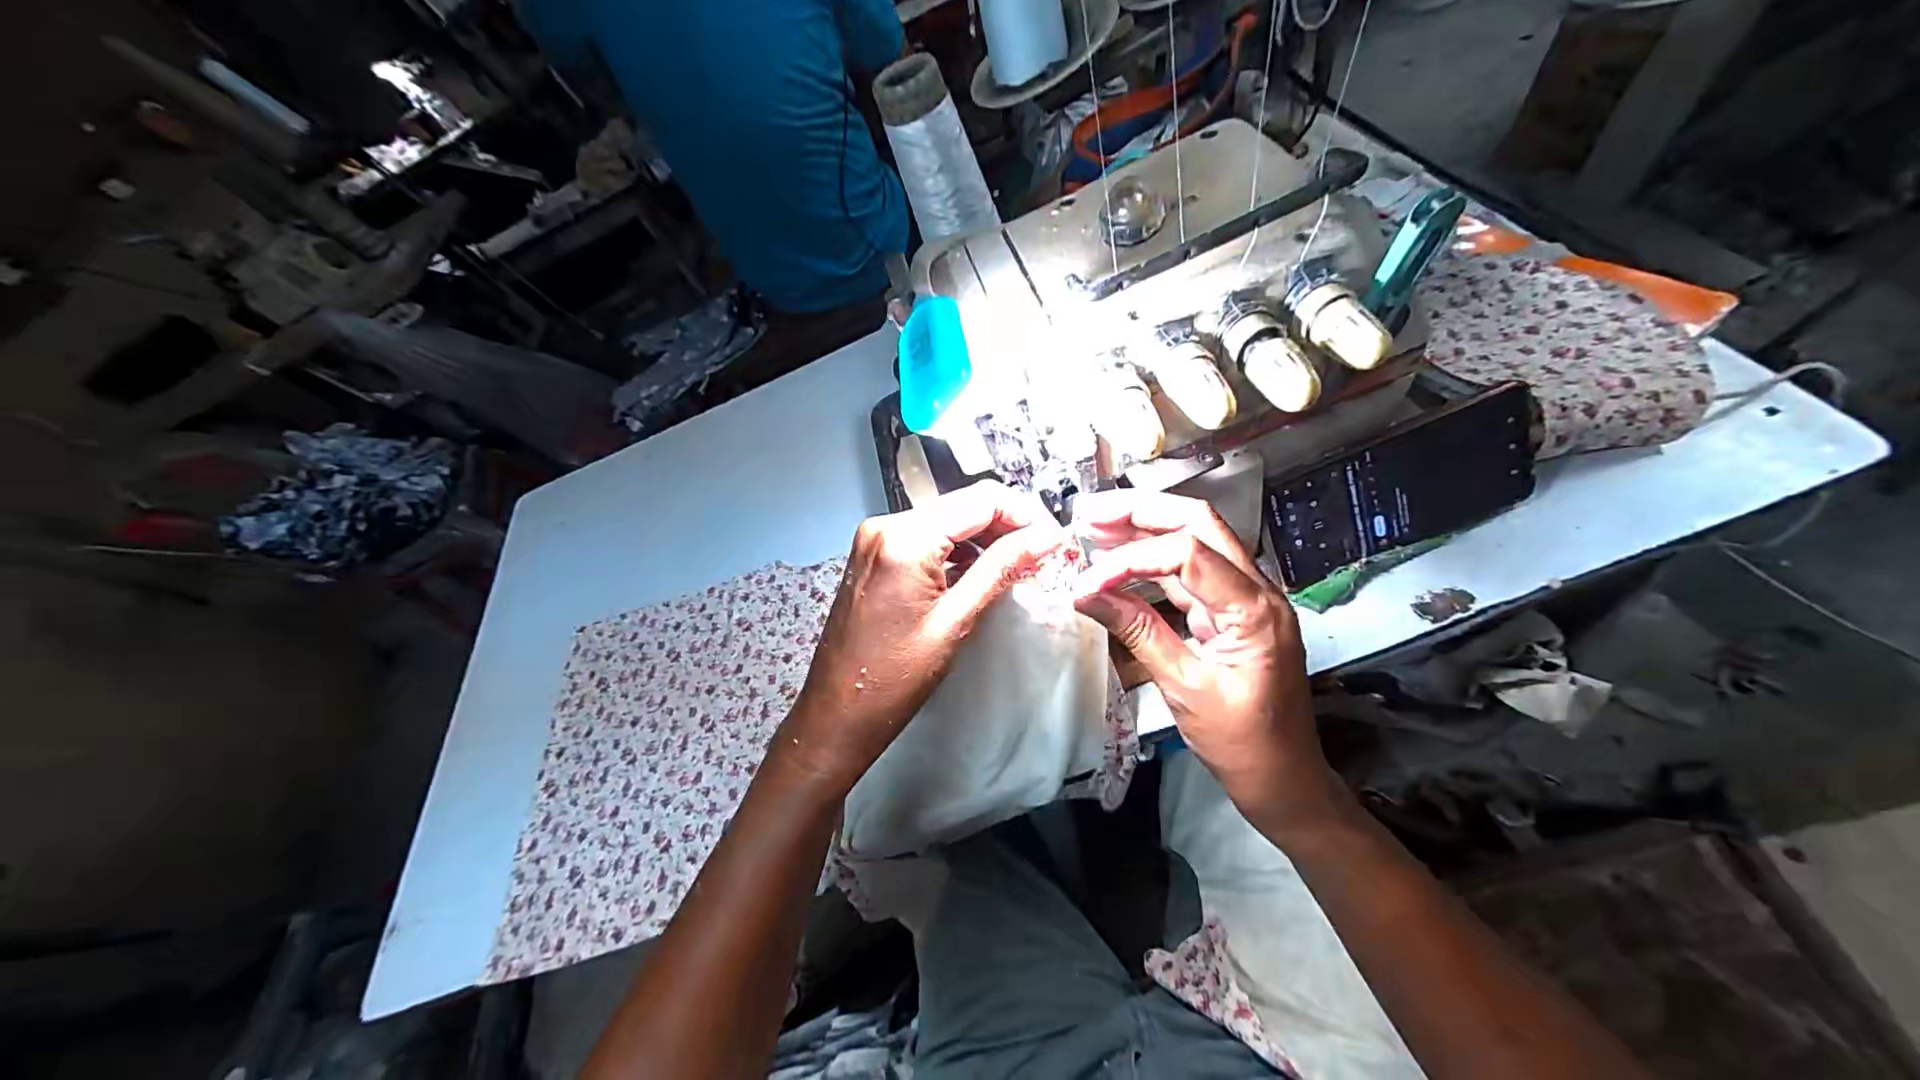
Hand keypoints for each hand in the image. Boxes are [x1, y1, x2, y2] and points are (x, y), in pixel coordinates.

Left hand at [777, 481, 1065, 792]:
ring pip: (947, 520)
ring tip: (1015, 568)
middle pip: (963, 505)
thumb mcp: (956, 621)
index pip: (980, 500)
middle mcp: (884, 527)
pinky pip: (926, 537)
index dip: (1024, 514)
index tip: (1051, 538)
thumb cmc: (891, 679)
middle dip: (1006, 525)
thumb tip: (1045, 538)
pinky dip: (956, 550)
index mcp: (904, 539)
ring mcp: (875, 539)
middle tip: (1040, 554)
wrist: (838, 711)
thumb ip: (1002, 569)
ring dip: (983, 538)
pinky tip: (978, 574)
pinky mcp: (874, 555)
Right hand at [1070, 492, 1340, 835]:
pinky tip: (1121, 559)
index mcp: (1256, 610)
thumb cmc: (1245, 745)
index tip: (1090, 580)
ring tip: (1097, 527)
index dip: (1131, 558)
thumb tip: (1088, 595)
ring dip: (1147, 528)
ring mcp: (1247, 597)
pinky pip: (1192, 571)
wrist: (1285, 778)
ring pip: (1197, 539)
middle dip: (1143, 512)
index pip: (1188, 553)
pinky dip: (1154, 561)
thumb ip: (1138, 633)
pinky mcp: (1232, 611)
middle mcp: (1258, 591)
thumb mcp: (1185, 690)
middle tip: (1091, 513)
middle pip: (1200, 524)